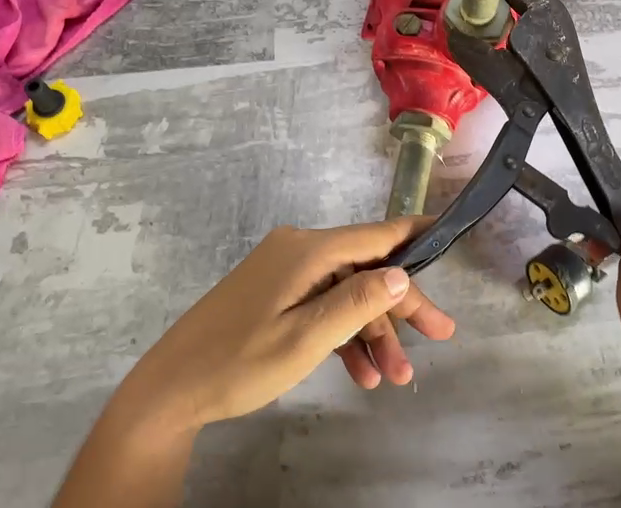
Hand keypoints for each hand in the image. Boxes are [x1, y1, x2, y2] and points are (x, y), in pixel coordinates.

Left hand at [110, 216, 456, 435]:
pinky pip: (322, 305)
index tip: (449, 232)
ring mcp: (286, 272)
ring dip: (372, 332)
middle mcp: (300, 250)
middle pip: (366, 269)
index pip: (376, 234)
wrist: (171, 388)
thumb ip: (357, 303)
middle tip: (440, 337)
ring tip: (395, 378)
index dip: (415, 235)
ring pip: (346, 293)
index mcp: (308, 251)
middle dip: (401, 307)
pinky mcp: (276, 293)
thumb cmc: (240, 363)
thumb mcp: (306, 339)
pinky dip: (343, 335)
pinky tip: (361, 373)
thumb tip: (401, 273)